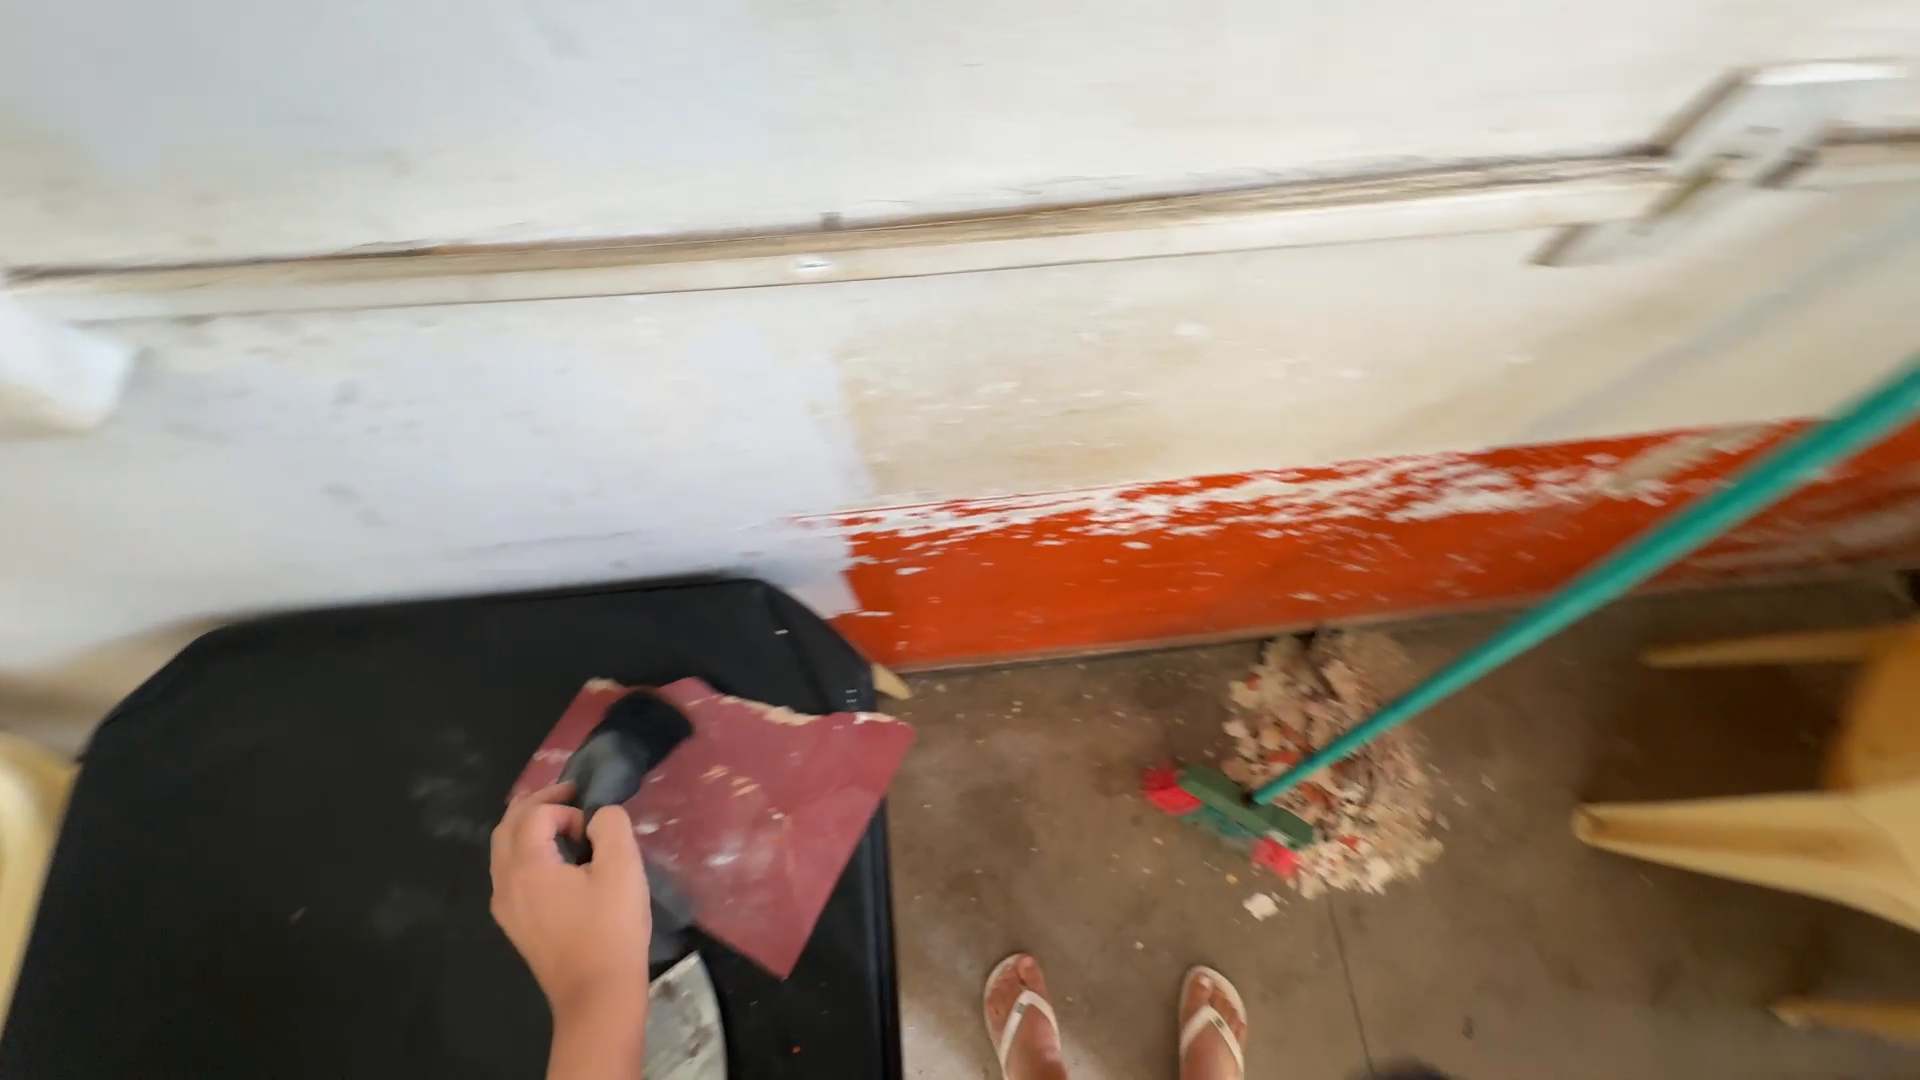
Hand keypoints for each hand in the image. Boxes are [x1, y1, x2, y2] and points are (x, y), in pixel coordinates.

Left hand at [490, 783, 652, 1021]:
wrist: (597, 991)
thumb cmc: (610, 925)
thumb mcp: (623, 865)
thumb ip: (611, 825)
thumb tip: (599, 817)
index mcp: (526, 867)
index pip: (535, 815)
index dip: (566, 808)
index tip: (595, 825)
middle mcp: (505, 884)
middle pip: (506, 828)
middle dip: (537, 803)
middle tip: (571, 793)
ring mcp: (506, 907)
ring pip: (504, 851)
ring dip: (529, 826)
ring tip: (564, 820)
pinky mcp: (516, 923)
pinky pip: (510, 872)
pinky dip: (528, 850)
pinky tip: (558, 859)